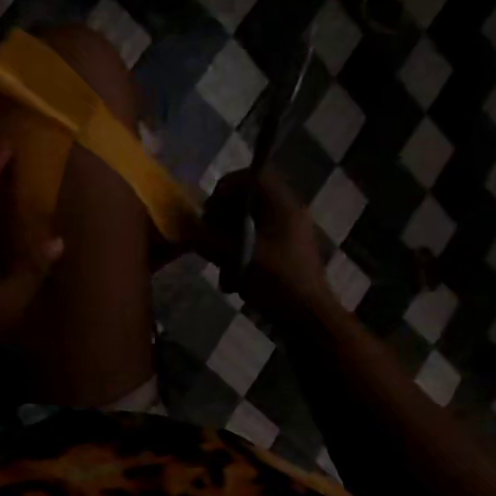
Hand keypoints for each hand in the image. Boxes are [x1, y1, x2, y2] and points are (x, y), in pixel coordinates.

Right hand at [200, 169, 331, 314]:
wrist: (308, 319)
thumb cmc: (276, 282)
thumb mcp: (236, 258)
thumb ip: (208, 239)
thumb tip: (186, 226)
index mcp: (283, 205)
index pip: (252, 176)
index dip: (225, 188)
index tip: (208, 213)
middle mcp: (289, 214)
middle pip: (249, 201)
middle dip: (223, 220)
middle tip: (207, 240)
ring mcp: (290, 235)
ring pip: (250, 226)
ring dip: (229, 243)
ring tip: (220, 267)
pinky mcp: (287, 256)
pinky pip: (258, 245)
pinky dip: (242, 258)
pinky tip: (234, 282)